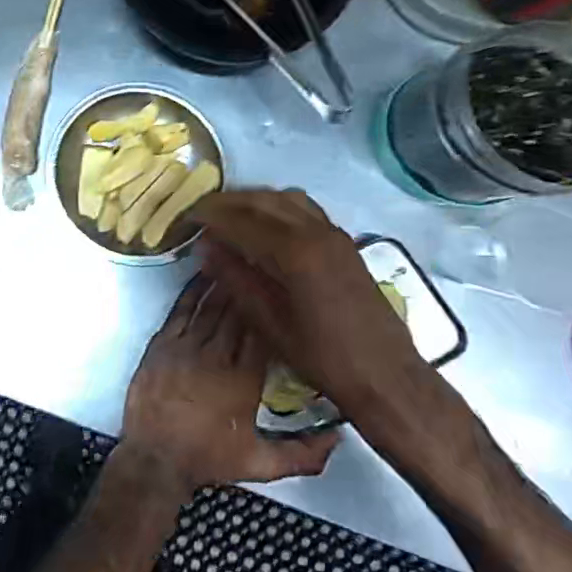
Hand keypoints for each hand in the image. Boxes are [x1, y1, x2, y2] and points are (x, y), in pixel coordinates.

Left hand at [121, 273, 338, 493]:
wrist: (153, 461)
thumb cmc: (207, 459)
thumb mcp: (259, 464)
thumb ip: (302, 454)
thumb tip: (337, 439)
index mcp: (244, 379)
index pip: (264, 334)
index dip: (273, 310)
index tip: (284, 290)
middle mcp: (218, 356)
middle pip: (239, 313)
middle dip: (253, 289)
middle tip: (265, 264)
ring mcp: (187, 347)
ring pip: (212, 306)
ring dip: (227, 284)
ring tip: (241, 260)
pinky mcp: (162, 344)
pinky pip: (182, 309)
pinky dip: (194, 290)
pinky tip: (205, 275)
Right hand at [190, 189, 425, 416]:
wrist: (385, 373)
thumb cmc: (324, 357)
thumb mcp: (270, 324)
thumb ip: (237, 280)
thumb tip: (206, 249)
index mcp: (295, 251)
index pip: (241, 220)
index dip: (210, 216)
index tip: (186, 218)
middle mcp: (315, 230)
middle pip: (263, 200)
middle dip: (228, 202)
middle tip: (201, 215)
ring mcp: (333, 233)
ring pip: (286, 198)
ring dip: (254, 201)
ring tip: (229, 218)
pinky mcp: (344, 242)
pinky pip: (305, 209)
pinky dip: (278, 207)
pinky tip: (266, 229)